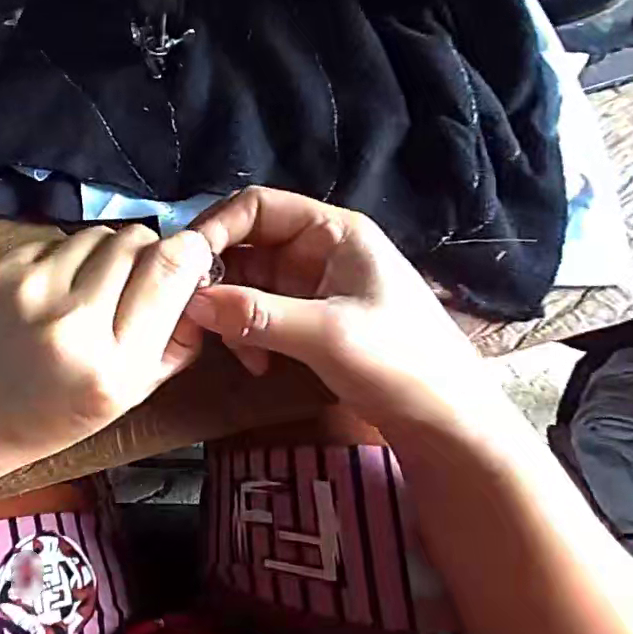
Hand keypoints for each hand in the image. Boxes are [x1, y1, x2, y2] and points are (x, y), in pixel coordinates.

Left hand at [0, 225, 214, 484]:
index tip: (187, 257)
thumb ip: (172, 344)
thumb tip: (198, 279)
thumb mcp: (124, 401)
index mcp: (112, 365)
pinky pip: (55, 240)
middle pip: (135, 239)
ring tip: (88, 287)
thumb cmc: (46, 420)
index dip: (188, 252)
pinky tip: (52, 290)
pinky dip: (65, 257)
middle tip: (134, 279)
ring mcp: (29, 289)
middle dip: (146, 252)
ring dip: (105, 252)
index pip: (169, 268)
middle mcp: (71, 320)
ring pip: (96, 233)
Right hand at [182, 187, 502, 436]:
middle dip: (217, 278)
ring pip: (242, 281)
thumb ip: (257, 314)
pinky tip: (255, 362)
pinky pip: (252, 311)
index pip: (256, 206)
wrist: (448, 427)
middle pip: (243, 244)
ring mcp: (306, 285)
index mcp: (331, 231)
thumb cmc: (403, 365)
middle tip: (195, 313)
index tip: (184, 264)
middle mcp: (314, 249)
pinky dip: (242, 332)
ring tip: (235, 348)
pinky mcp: (300, 317)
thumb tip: (192, 301)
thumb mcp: (328, 335)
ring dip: (227, 311)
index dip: (217, 227)